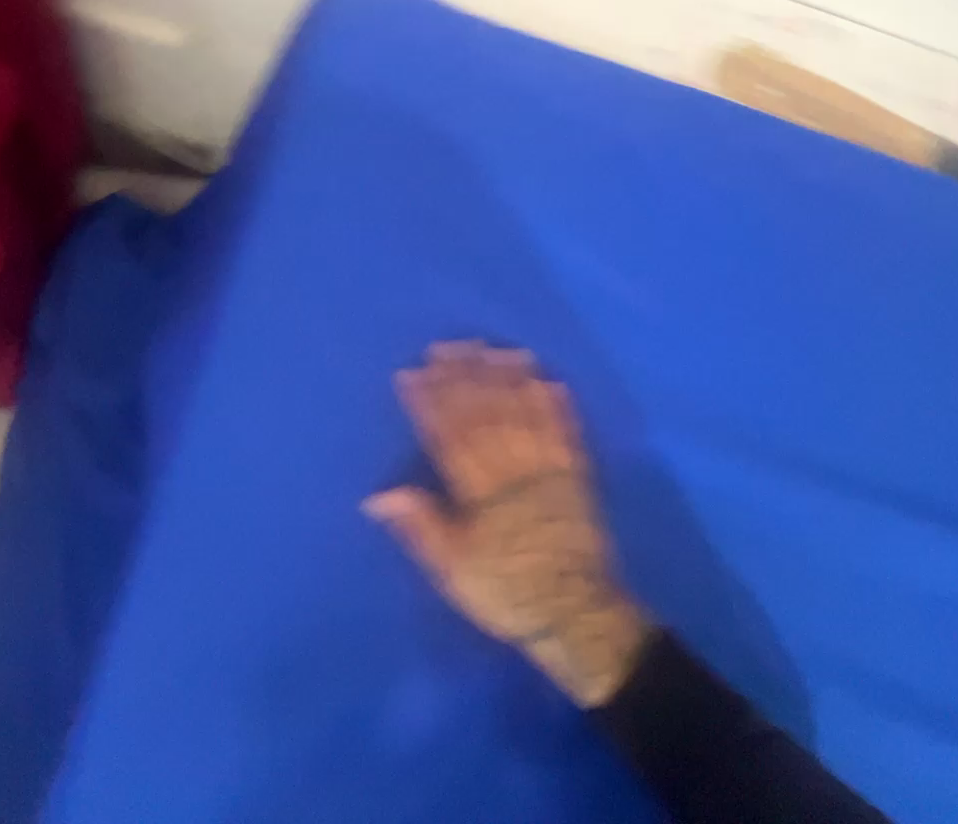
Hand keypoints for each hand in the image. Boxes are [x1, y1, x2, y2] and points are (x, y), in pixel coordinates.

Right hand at [364, 341, 649, 706]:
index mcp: (479, 491)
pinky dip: (556, 403)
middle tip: (449, 344)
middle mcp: (513, 469)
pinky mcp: (578, 475)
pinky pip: (566, 431)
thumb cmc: (506, 591)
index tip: (414, 371)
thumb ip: (421, 526)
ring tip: (493, 348)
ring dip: (508, 378)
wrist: (575, 613)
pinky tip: (547, 378)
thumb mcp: (453, 570)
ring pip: (524, 413)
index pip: (448, 435)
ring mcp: (549, 468)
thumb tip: (379, 494)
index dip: (430, 401)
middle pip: (485, 414)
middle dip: (465, 376)